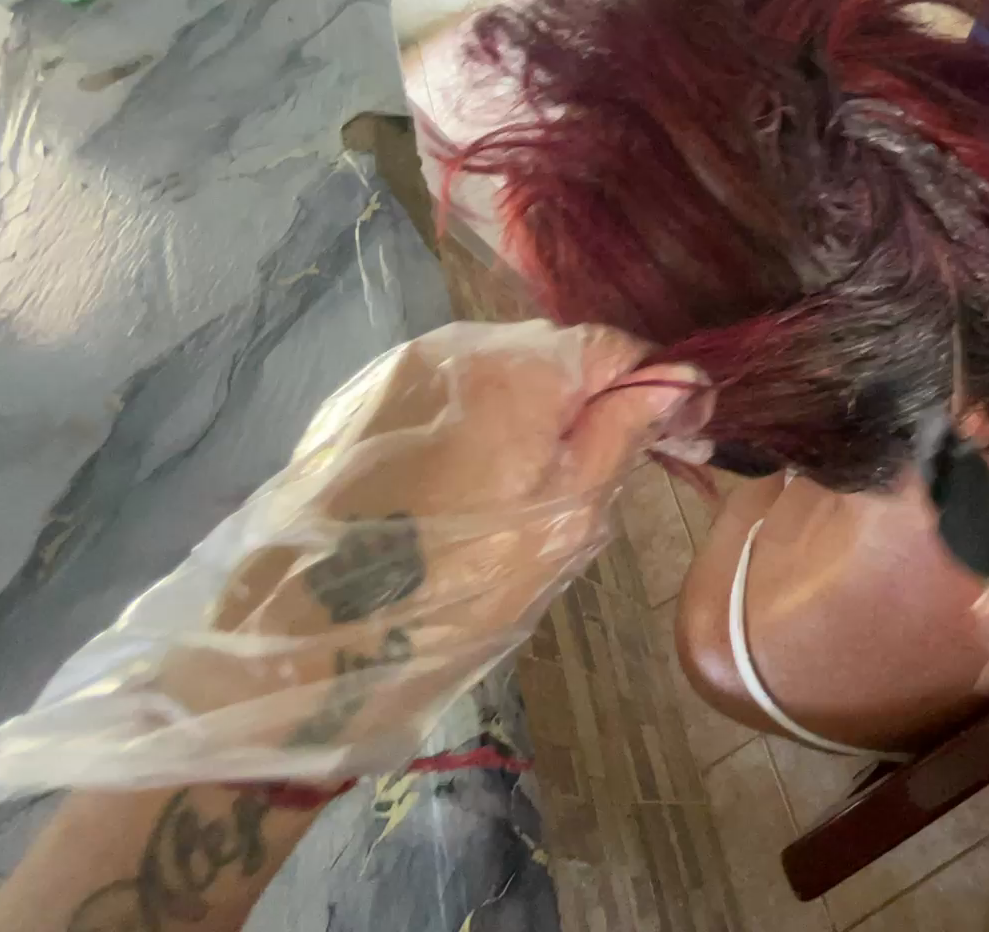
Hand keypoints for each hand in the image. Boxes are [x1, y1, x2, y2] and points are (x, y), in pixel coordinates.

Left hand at [122, 320, 707, 781]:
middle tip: (622, 466)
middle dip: (606, 401)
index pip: (620, 348)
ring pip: (513, 375)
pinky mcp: (365, 402)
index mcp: (521, 369)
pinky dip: (495, 421)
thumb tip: (682, 379)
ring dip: (550, 413)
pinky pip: (461, 394)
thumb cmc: (467, 580)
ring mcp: (403, 369)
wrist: (303, 642)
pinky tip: (486, 479)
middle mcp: (460, 346)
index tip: (685, 435)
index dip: (662, 387)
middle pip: (566, 357)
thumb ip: (627, 430)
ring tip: (550, 481)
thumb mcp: (573, 511)